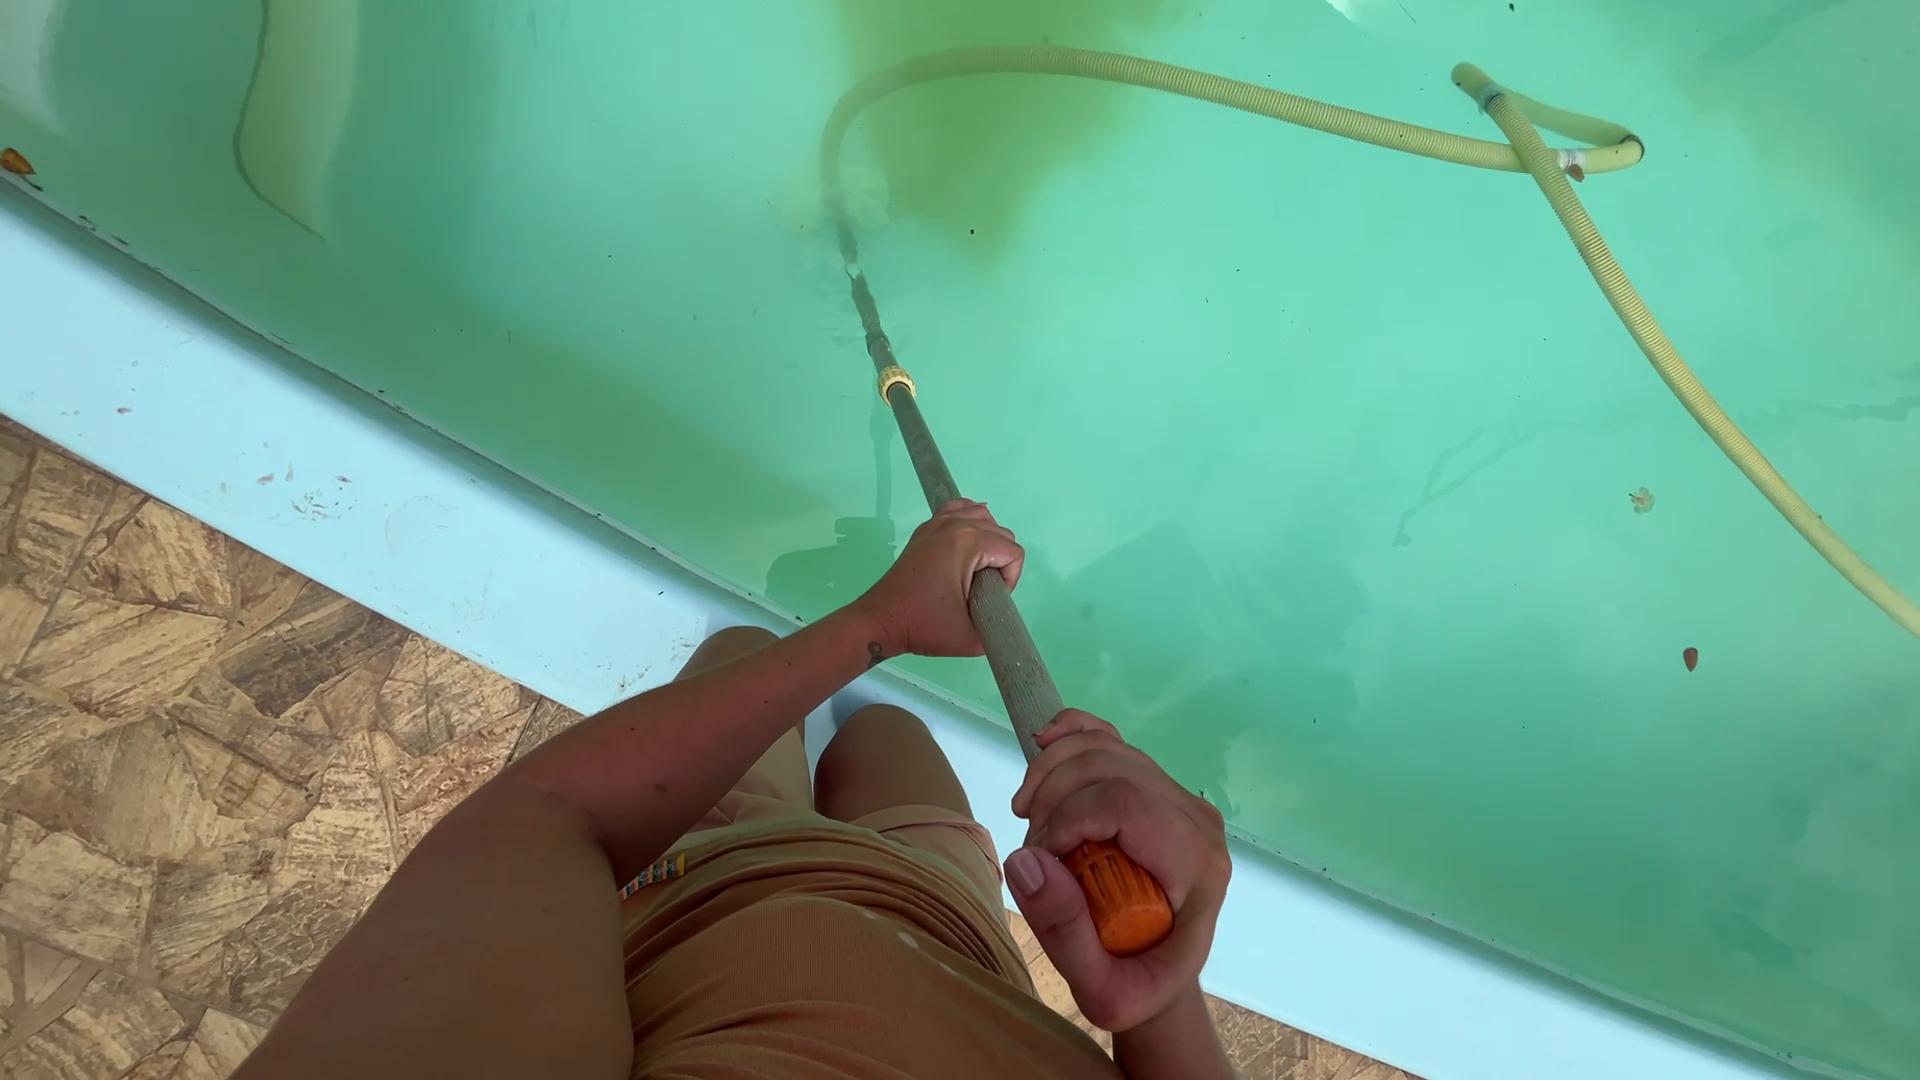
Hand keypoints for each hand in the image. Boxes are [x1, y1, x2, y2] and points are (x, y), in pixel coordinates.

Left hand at [853, 499, 1022, 658]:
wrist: (882, 620)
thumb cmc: (924, 626)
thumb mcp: (972, 637)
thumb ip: (999, 623)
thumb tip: (1002, 612)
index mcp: (968, 542)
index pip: (1013, 551)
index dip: (1009, 579)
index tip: (990, 598)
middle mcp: (954, 524)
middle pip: (1001, 532)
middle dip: (999, 562)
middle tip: (982, 589)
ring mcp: (937, 522)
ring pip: (983, 516)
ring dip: (988, 541)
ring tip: (976, 570)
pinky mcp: (926, 529)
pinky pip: (958, 509)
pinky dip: (969, 521)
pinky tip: (968, 543)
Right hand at [1005, 710, 1230, 1033]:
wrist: (1154, 970)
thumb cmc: (1135, 985)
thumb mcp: (1102, 993)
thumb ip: (1066, 935)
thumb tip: (1027, 860)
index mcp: (1197, 864)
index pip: (1124, 803)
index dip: (1068, 818)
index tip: (1039, 855)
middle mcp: (1194, 818)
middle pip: (1109, 767)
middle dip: (1052, 797)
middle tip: (1032, 847)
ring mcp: (1175, 793)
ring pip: (1103, 746)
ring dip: (1050, 770)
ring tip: (1030, 817)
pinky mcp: (1151, 780)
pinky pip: (1109, 736)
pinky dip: (1071, 730)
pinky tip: (1043, 741)